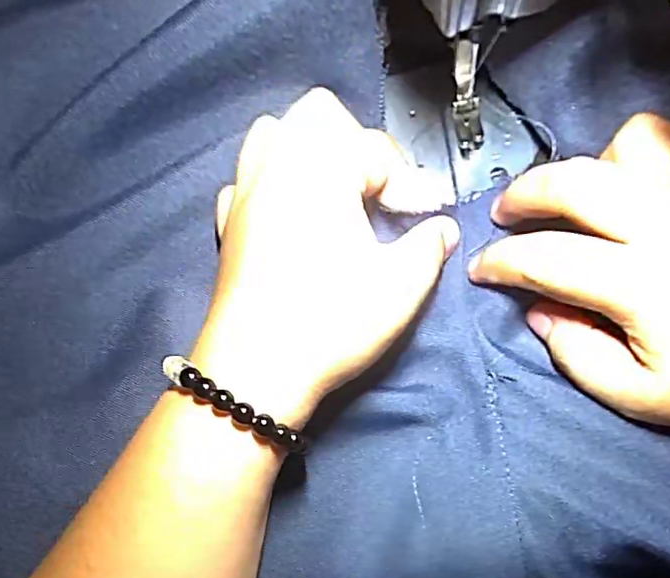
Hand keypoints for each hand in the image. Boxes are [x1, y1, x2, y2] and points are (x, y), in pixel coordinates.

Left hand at [191, 88, 459, 428]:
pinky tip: (295, 224)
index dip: (409, 184)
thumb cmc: (331, 324)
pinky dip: (276, 187)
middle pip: (321, 118)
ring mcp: (244, 192)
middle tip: (382, 198)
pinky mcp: (227, 226)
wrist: (258, 368)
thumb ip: (429, 248)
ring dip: (313, 156)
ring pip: (276, 136)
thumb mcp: (401, 288)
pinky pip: (251, 180)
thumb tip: (442, 230)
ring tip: (339, 202)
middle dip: (359, 149)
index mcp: (322, 165)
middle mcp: (277, 163)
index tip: (423, 220)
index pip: (377, 149)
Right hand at [468, 95, 669, 446]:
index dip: (502, 262)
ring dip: (602, 164)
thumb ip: (580, 355)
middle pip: (578, 179)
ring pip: (641, 137)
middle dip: (527, 195)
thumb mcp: (642, 397)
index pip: (548, 258)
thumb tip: (540, 312)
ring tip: (598, 197)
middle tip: (510, 215)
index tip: (482, 269)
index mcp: (643, 284)